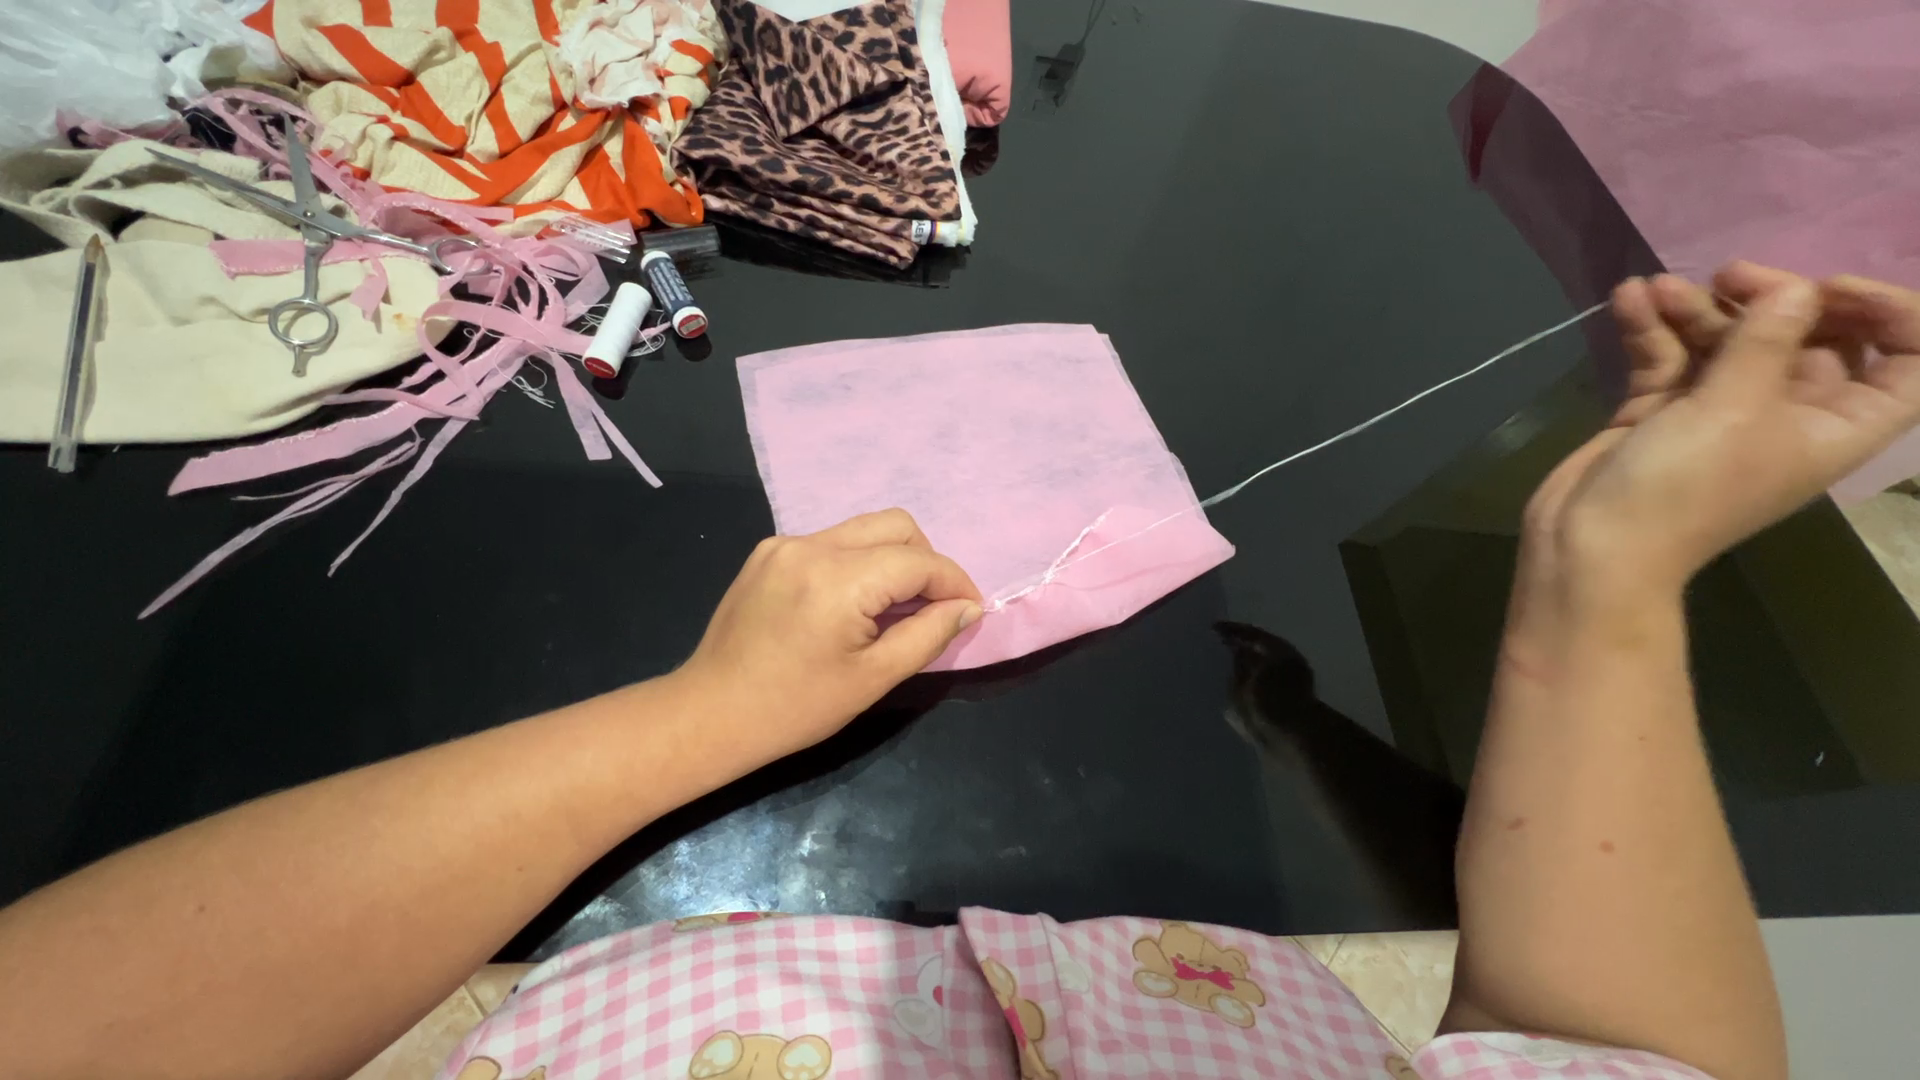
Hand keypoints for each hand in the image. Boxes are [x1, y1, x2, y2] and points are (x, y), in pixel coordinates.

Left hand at [676, 509, 982, 761]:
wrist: (711, 713)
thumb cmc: (795, 708)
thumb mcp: (873, 678)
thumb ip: (928, 634)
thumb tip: (966, 607)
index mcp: (838, 579)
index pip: (918, 562)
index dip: (954, 583)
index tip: (970, 610)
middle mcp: (810, 546)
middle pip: (895, 526)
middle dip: (926, 562)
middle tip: (932, 606)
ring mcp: (784, 544)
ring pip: (863, 529)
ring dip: (892, 559)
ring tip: (893, 607)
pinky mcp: (768, 551)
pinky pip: (832, 542)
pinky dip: (857, 562)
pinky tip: (851, 603)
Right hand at [1525, 262, 1919, 598]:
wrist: (1592, 543)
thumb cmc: (1681, 486)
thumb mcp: (1734, 409)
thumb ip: (1767, 340)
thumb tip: (1792, 286)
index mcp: (1836, 423)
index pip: (1906, 358)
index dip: (1887, 312)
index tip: (1822, 289)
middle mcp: (1784, 412)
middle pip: (1803, 338)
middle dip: (1766, 300)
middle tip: (1725, 276)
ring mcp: (1714, 411)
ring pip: (1723, 343)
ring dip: (1693, 309)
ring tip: (1653, 287)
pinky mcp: (1656, 412)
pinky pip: (1665, 359)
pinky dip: (1649, 329)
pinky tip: (1627, 301)